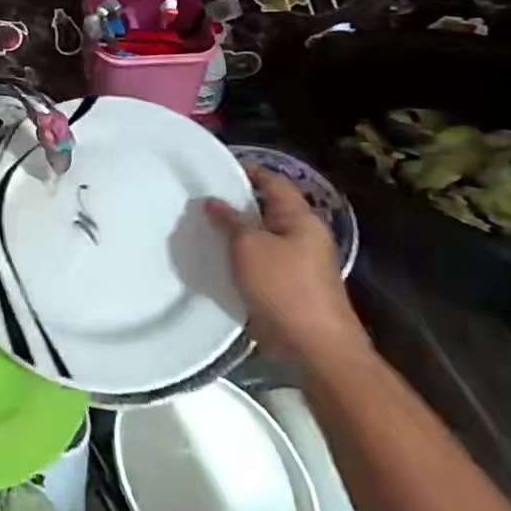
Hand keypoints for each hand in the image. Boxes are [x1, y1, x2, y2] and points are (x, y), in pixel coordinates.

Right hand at [207, 166, 370, 366]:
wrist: (313, 345)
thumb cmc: (283, 286)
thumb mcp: (249, 246)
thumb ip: (230, 220)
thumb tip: (214, 201)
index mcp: (301, 220)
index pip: (274, 182)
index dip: (248, 170)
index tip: (215, 165)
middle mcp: (302, 236)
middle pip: (266, 207)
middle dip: (234, 200)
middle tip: (197, 194)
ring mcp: (295, 261)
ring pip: (259, 234)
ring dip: (232, 228)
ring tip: (198, 221)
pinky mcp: (284, 283)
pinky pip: (256, 257)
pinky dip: (235, 251)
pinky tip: (212, 253)